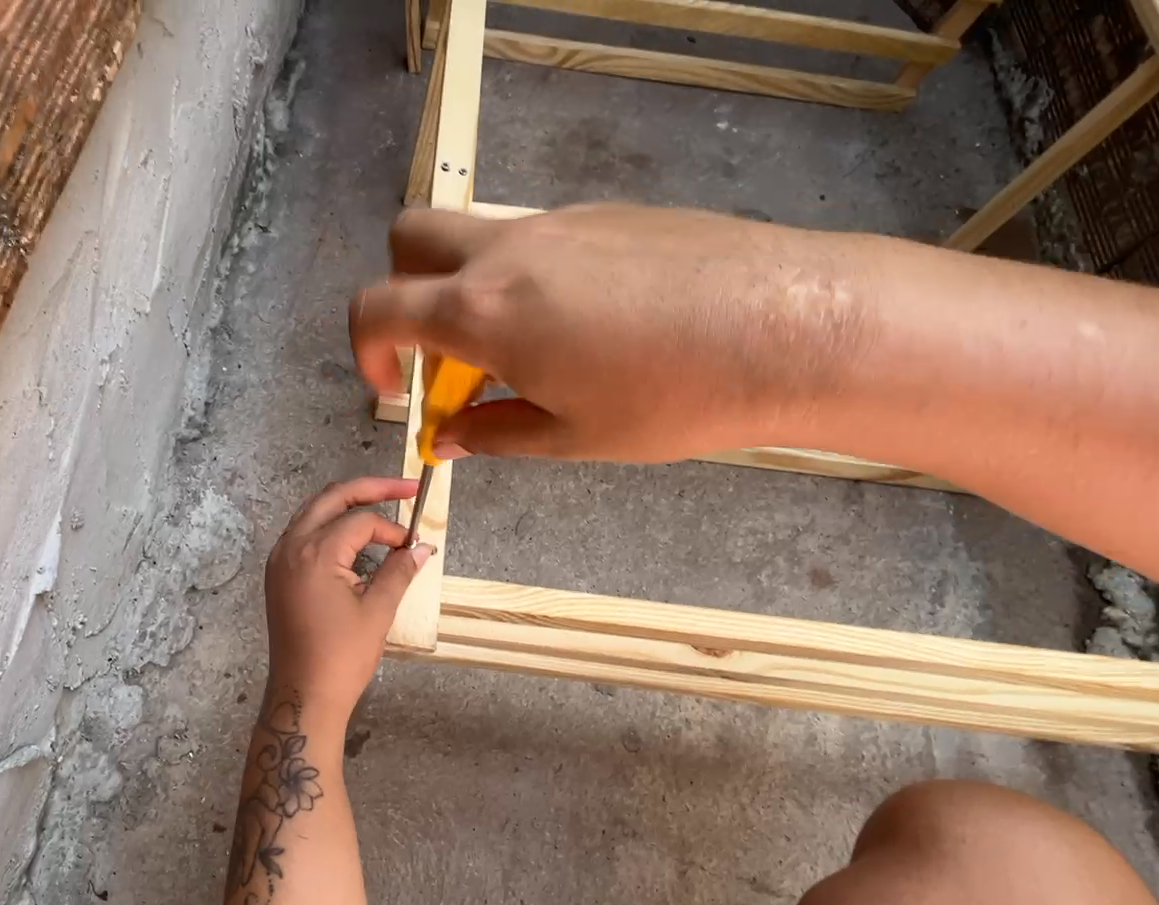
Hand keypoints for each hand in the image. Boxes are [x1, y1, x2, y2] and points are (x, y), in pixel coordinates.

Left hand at [265, 477, 431, 711]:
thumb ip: (400, 571)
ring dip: (346, 506)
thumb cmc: (341, 656)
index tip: (412, 546)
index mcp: (314, 553)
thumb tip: (422, 547)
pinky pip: (303, 534)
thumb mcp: (378, 611)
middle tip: (404, 488)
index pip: (360, 521)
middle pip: (331, 498)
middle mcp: (290, 547)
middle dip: (369, 489)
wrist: (303, 694)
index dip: (391, 529)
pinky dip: (329, 527)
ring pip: (313, 512)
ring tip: (380, 508)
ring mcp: (279, 560)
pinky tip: (352, 539)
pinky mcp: (277, 574)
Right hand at [348, 203, 878, 462]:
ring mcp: (558, 222)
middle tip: (441, 351)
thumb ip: (491, 433)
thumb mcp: (570, 437)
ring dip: (468, 289)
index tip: (393, 389)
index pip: (377, 307)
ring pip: (476, 237)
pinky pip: (537, 238)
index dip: (365, 351)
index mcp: (483, 311)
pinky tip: (587, 326)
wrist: (793, 326)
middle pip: (408, 238)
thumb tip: (447, 437)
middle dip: (400, 291)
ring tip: (528, 353)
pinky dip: (526, 279)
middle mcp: (507, 251)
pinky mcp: (605, 213)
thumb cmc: (671, 398)